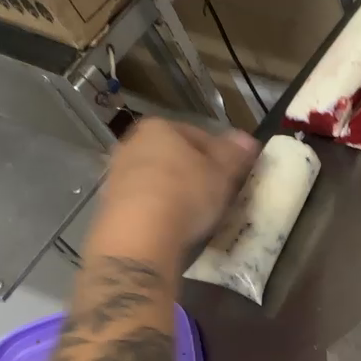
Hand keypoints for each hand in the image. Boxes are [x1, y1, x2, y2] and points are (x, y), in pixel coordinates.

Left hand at [91, 118, 259, 260]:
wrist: (141, 234)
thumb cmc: (187, 194)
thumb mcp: (222, 174)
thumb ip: (235, 154)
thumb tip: (248, 139)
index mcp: (161, 127)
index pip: (201, 136)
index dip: (222, 157)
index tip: (235, 178)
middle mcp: (134, 140)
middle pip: (176, 155)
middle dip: (196, 172)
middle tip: (217, 196)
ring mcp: (119, 170)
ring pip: (159, 177)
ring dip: (177, 190)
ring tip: (197, 214)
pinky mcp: (112, 199)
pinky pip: (146, 199)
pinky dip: (161, 208)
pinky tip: (175, 225)